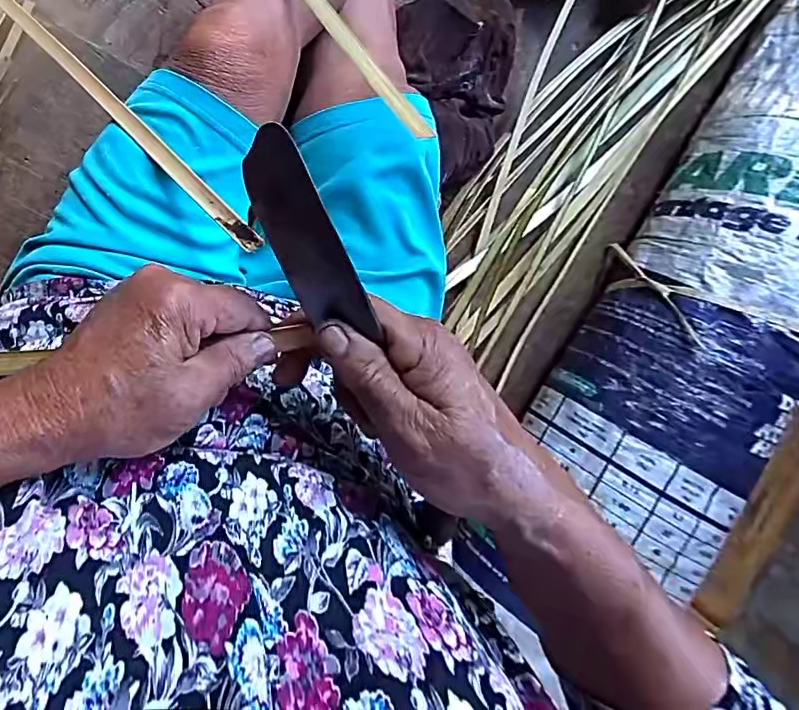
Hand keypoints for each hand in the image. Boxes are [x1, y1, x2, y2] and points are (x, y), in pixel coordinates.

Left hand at [10, 266, 277, 463]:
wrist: (49, 413)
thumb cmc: (118, 410)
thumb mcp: (191, 394)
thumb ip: (237, 361)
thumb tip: (268, 342)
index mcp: (179, 297)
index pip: (246, 308)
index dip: (263, 339)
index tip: (270, 369)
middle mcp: (162, 277)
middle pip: (223, 307)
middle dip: (229, 342)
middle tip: (217, 383)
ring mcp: (142, 284)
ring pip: (201, 311)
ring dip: (205, 341)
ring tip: (185, 377)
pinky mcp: (129, 297)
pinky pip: (176, 311)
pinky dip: (182, 336)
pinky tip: (164, 366)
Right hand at [313, 298, 575, 529]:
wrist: (513, 491)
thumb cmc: (464, 463)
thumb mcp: (406, 425)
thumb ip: (367, 374)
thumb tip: (328, 328)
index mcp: (421, 340)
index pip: (360, 307)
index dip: (318, 321)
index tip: (285, 349)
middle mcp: (424, 338)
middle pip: (360, 329)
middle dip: (334, 361)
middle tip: (302, 388)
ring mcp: (428, 357)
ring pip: (369, 355)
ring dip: (357, 388)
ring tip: (374, 426)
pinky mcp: (429, 376)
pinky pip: (386, 373)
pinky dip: (373, 397)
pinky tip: (383, 425)